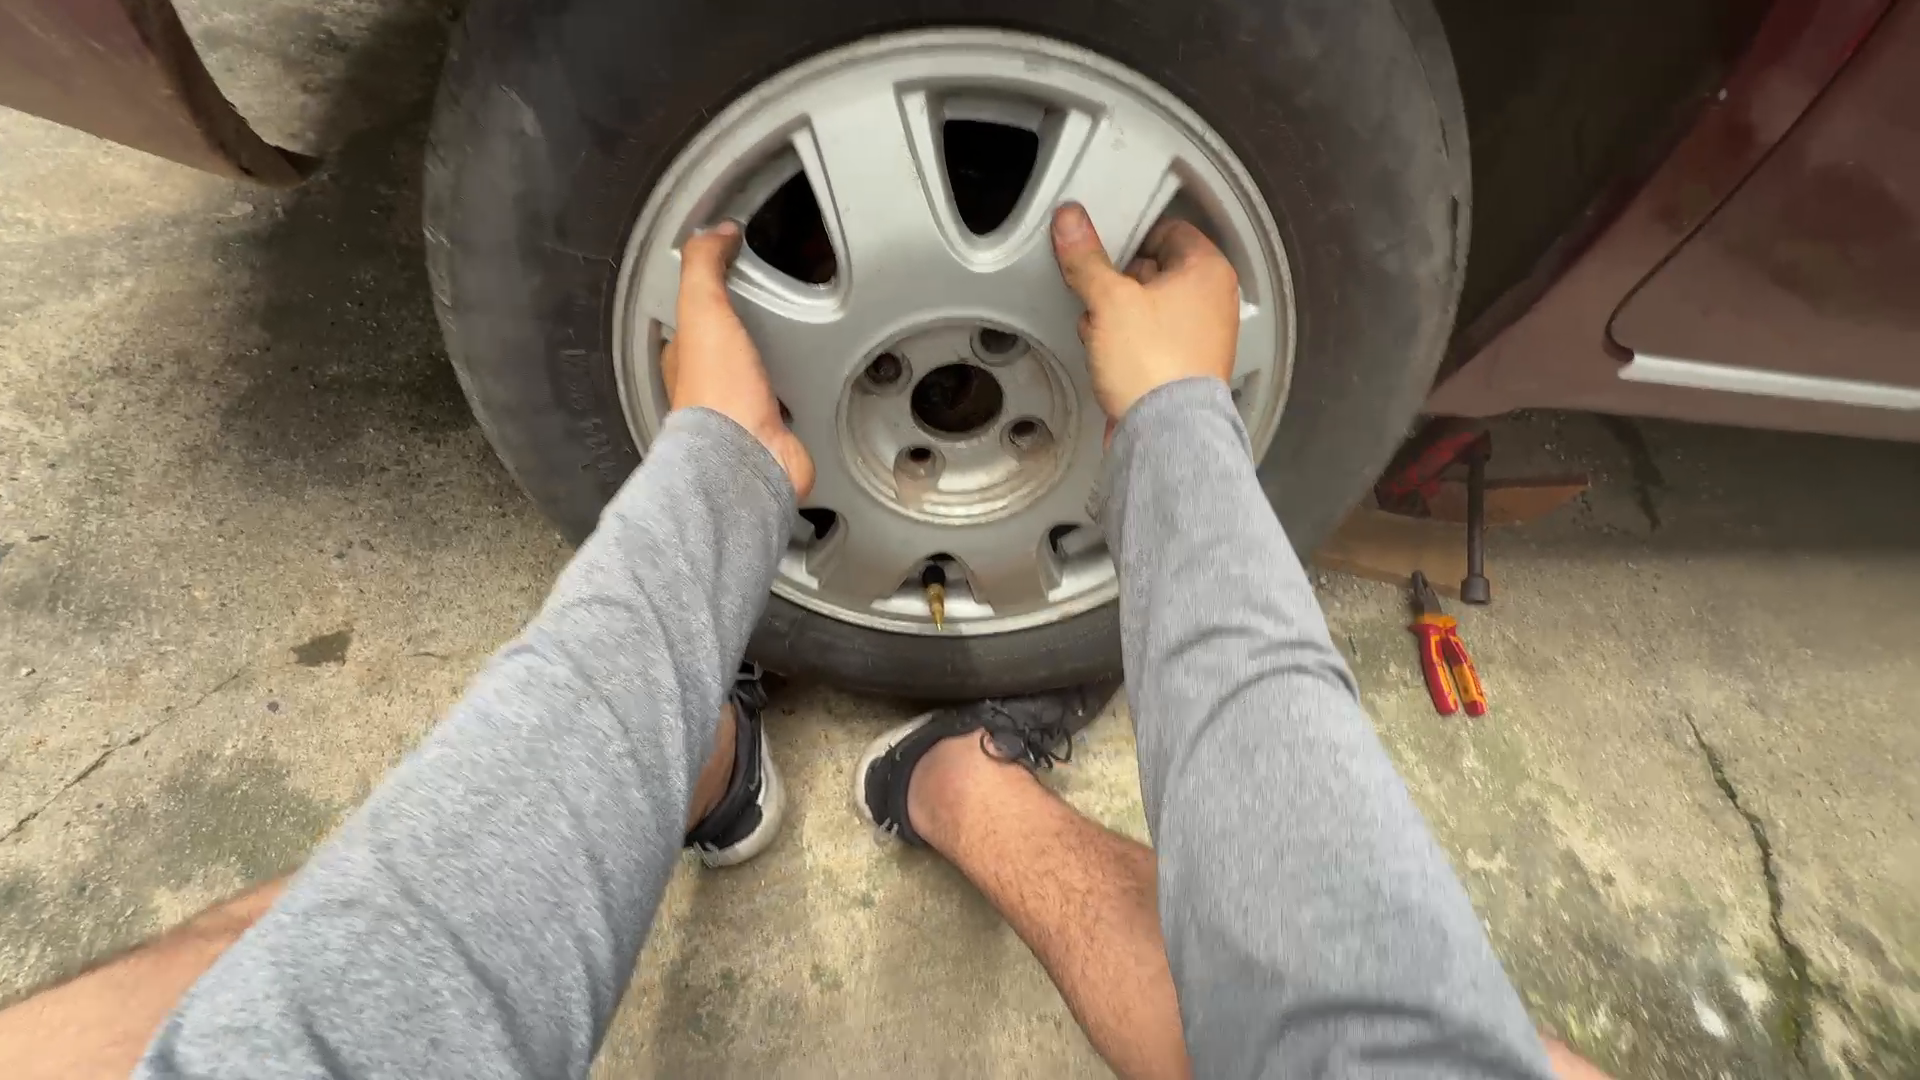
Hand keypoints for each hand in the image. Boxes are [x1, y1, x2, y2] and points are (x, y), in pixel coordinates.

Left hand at [664, 222, 814, 498]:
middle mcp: (712, 384)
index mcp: (686, 354)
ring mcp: (743, 409)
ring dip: (770, 364)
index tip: (729, 268)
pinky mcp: (774, 430)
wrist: (749, 455)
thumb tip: (715, 232)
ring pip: (755, 377)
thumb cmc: (720, 395)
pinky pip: (786, 405)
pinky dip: (795, 396)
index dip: (709, 288)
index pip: (693, 311)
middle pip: (726, 346)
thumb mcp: (703, 308)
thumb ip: (707, 266)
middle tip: (765, 307)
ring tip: (788, 344)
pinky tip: (802, 388)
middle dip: (742, 328)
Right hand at [1050, 204, 1240, 421]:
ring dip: (1117, 320)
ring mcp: (1202, 338)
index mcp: (1207, 271)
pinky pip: (1151, 343)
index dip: (1130, 240)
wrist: (1164, 431)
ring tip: (1102, 336)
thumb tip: (1071, 223)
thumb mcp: (1109, 300)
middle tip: (1099, 301)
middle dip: (1118, 287)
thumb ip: (1087, 259)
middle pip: (1156, 273)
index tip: (1104, 253)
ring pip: (1149, 311)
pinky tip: (1110, 360)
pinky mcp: (1185, 369)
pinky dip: (1128, 347)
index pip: (1168, 231)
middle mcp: (1213, 302)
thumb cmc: (1155, 366)